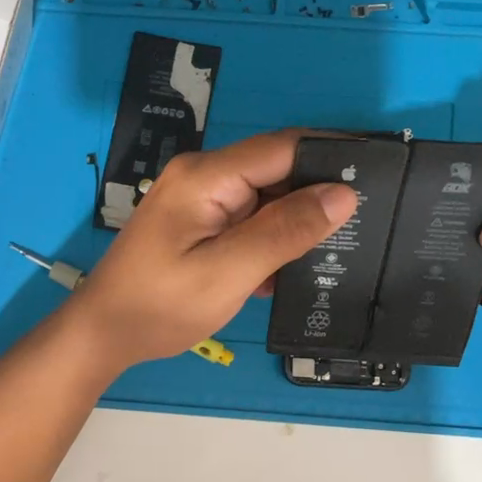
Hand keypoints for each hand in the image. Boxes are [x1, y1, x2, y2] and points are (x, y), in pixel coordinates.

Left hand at [64, 130, 357, 370]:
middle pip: (276, 170)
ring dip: (297, 222)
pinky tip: (296, 265)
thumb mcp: (228, 271)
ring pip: (266, 198)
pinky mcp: (198, 227)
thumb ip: (285, 231)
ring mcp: (199, 202)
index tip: (379, 172)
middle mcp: (203, 178)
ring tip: (344, 246)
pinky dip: (272, 240)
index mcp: (207, 177)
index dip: (332, 156)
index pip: (284, 148)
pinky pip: (248, 221)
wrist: (102, 334)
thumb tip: (343, 194)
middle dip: (319, 193)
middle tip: (370, 220)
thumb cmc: (159, 305)